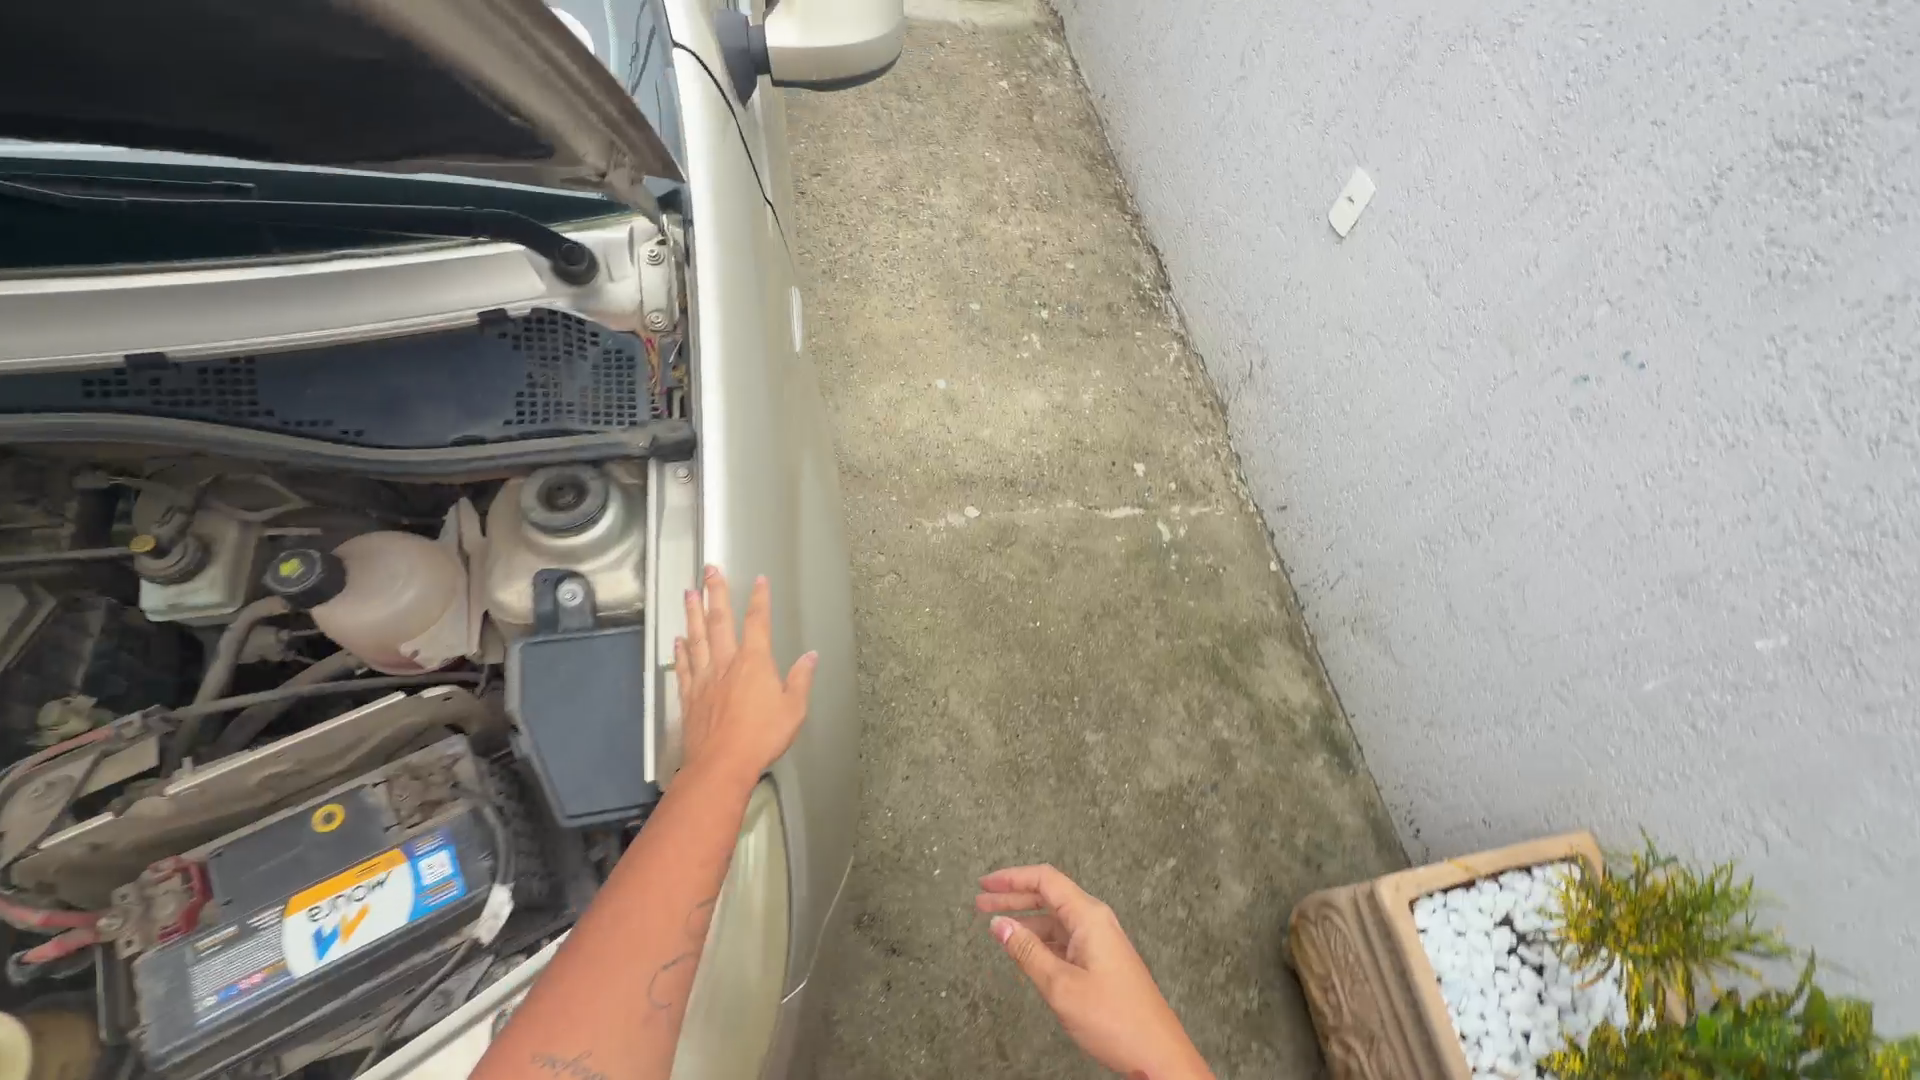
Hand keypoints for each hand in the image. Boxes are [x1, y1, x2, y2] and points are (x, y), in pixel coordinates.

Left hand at [674, 566, 816, 786]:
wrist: (721, 763)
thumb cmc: (762, 736)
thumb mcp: (794, 708)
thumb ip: (801, 679)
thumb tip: (811, 656)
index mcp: (754, 662)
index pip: (758, 622)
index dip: (759, 599)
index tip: (759, 580)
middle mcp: (726, 662)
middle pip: (719, 620)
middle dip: (715, 592)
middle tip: (709, 570)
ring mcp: (704, 678)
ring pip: (697, 637)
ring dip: (692, 613)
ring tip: (688, 592)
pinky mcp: (689, 695)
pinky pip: (683, 666)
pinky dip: (680, 651)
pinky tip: (678, 640)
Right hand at [976, 865, 1212, 1078]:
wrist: (1158, 1054)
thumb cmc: (1115, 1020)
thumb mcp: (1061, 986)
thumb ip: (1027, 952)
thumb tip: (999, 924)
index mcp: (1089, 916)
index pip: (1045, 880)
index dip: (1012, 877)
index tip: (985, 882)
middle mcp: (1096, 921)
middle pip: (1048, 895)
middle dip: (1013, 895)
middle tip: (981, 900)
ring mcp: (1100, 940)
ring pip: (1055, 918)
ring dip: (1024, 918)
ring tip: (995, 924)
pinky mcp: (1101, 960)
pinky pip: (1064, 938)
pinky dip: (1040, 938)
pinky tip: (1023, 948)